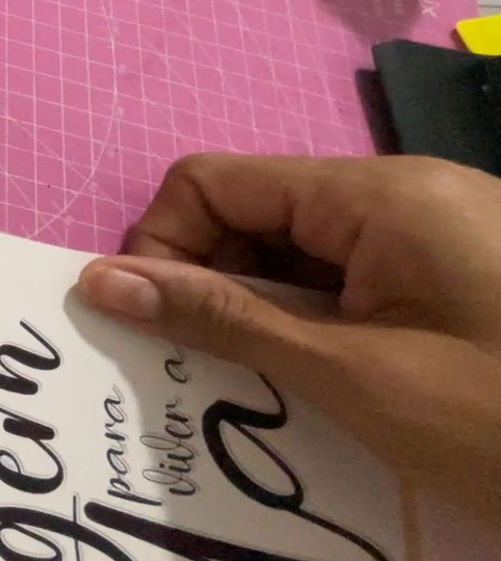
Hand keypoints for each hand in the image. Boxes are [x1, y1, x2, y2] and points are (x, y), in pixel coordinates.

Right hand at [76, 154, 500, 528]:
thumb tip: (96, 280)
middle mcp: (408, 194)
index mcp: (382, 194)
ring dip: (263, 305)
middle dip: (214, 278)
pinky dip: (315, 319)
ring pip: (295, 247)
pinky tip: (334, 374)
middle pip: (251, 209)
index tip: (164, 316)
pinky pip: (348, 275)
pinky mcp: (463, 272)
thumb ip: (217, 318)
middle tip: (220, 356)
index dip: (165, 242)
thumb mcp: (357, 379)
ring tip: (282, 375)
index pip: (210, 181)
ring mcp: (443, 233)